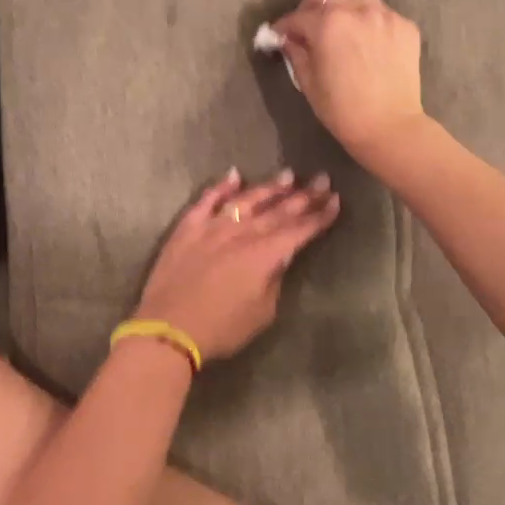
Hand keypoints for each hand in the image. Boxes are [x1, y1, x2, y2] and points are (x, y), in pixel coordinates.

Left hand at [133, 169, 341, 362]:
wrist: (169, 329)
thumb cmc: (221, 328)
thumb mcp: (262, 312)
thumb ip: (273, 279)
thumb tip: (280, 258)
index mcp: (264, 255)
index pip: (298, 230)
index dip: (319, 216)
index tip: (335, 201)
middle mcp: (240, 234)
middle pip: (277, 211)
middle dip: (303, 196)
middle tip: (322, 179)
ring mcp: (211, 228)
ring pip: (245, 201)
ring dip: (268, 188)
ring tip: (287, 176)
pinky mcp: (186, 230)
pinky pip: (206, 202)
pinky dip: (220, 187)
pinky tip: (233, 175)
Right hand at [271, 0, 427, 159]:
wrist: (388, 125)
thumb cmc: (341, 109)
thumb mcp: (309, 83)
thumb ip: (296, 53)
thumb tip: (288, 40)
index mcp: (328, 24)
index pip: (299, 16)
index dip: (284, 25)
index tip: (279, 34)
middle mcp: (357, 11)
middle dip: (313, 6)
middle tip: (308, 24)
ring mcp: (385, 16)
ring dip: (346, 4)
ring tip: (342, 24)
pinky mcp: (406, 26)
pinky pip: (383, 12)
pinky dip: (370, 19)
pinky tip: (367, 40)